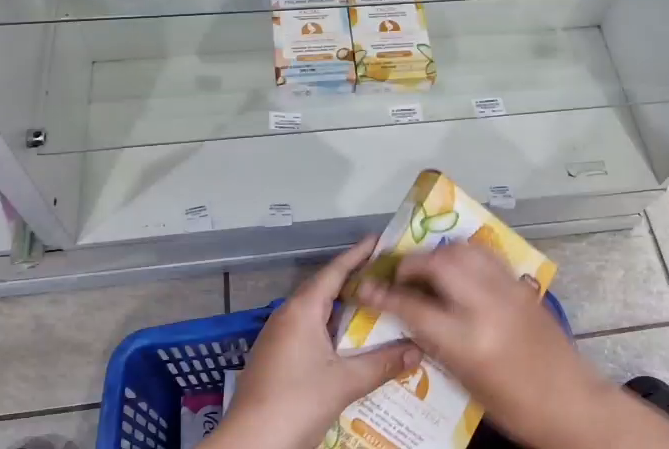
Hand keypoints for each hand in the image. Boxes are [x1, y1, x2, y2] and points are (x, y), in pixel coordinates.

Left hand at [217, 237, 421, 448]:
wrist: (250, 443)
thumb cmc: (297, 401)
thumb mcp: (344, 382)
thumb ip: (382, 364)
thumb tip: (417, 349)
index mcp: (302, 309)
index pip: (334, 271)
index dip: (357, 255)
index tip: (378, 240)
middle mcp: (288, 315)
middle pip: (325, 290)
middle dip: (354, 284)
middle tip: (385, 278)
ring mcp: (278, 338)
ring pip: (317, 315)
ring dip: (343, 312)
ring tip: (374, 311)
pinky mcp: (275, 359)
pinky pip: (309, 334)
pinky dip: (331, 333)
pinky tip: (349, 348)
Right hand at [354, 241, 609, 448]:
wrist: (572, 403)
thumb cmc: (515, 407)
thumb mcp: (466, 381)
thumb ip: (436, 343)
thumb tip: (410, 316)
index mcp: (469, 340)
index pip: (415, 306)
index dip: (385, 295)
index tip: (366, 288)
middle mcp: (486, 306)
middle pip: (438, 264)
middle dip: (411, 263)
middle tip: (398, 274)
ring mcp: (507, 289)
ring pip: (463, 250)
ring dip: (437, 252)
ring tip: (425, 266)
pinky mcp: (521, 283)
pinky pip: (485, 254)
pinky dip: (464, 252)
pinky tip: (457, 264)